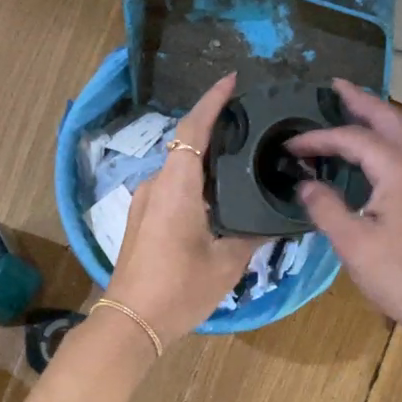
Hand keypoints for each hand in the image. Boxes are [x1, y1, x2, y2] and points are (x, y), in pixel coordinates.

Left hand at [105, 73, 261, 339]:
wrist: (131, 320)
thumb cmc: (179, 289)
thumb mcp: (227, 263)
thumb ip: (250, 234)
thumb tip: (270, 219)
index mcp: (176, 186)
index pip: (192, 129)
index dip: (212, 101)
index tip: (232, 80)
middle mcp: (155, 185)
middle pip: (185, 146)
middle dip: (215, 130)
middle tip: (253, 125)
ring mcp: (144, 203)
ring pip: (178, 168)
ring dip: (205, 159)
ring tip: (242, 159)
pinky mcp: (142, 220)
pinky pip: (171, 187)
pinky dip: (195, 181)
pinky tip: (219, 194)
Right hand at [288, 79, 401, 342]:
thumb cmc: (401, 276)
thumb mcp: (352, 243)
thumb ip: (325, 206)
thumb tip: (305, 183)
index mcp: (400, 168)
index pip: (352, 138)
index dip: (318, 138)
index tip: (290, 145)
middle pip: (389, 119)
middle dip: (360, 100)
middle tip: (334, 87)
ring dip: (379, 118)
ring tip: (354, 110)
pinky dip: (394, 138)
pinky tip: (383, 149)